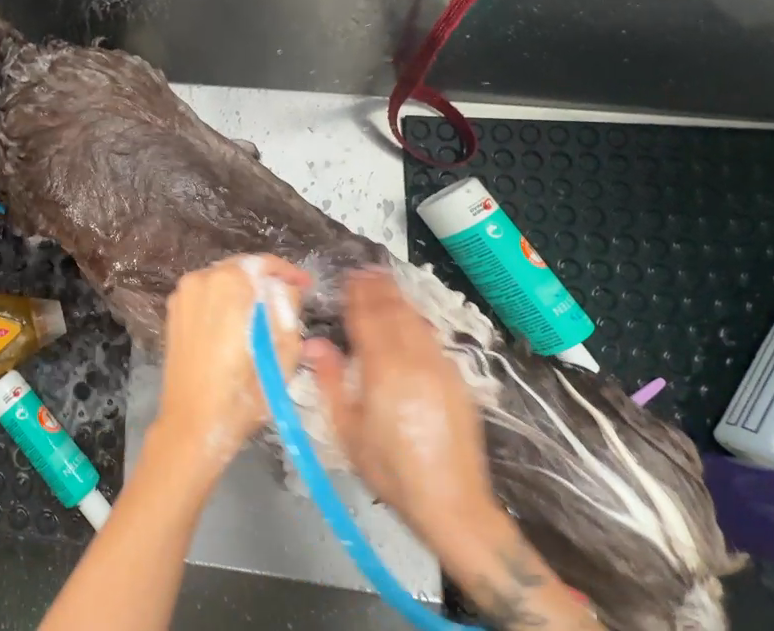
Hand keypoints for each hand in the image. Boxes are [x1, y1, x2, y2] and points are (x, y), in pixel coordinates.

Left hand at [150, 255, 308, 485]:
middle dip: (265, 281)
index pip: (262, 263)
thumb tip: (285, 289)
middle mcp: (200, 280)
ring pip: (220, 280)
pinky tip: (237, 324)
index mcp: (228, 284)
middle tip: (288, 299)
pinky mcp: (172, 311)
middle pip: (239, 268)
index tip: (304, 284)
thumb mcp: (283, 351)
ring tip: (265, 314)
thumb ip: (287, 309)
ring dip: (243, 290)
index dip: (287, 271)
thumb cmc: (244, 391)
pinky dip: (223, 301)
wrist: (193, 420)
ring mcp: (182, 295)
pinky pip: (204, 295)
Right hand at [304, 270, 497, 546]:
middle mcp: (415, 362)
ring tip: (387, 284)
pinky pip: (434, 340)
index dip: (358, 295)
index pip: (368, 318)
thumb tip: (316, 344)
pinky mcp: (457, 383)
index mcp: (383, 370)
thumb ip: (331, 379)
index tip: (350, 275)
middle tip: (367, 270)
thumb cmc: (389, 469)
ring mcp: (441, 370)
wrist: (451, 503)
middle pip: (395, 312)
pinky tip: (412, 319)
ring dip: (400, 300)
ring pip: (418, 322)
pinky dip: (418, 321)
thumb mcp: (346, 429)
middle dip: (380, 289)